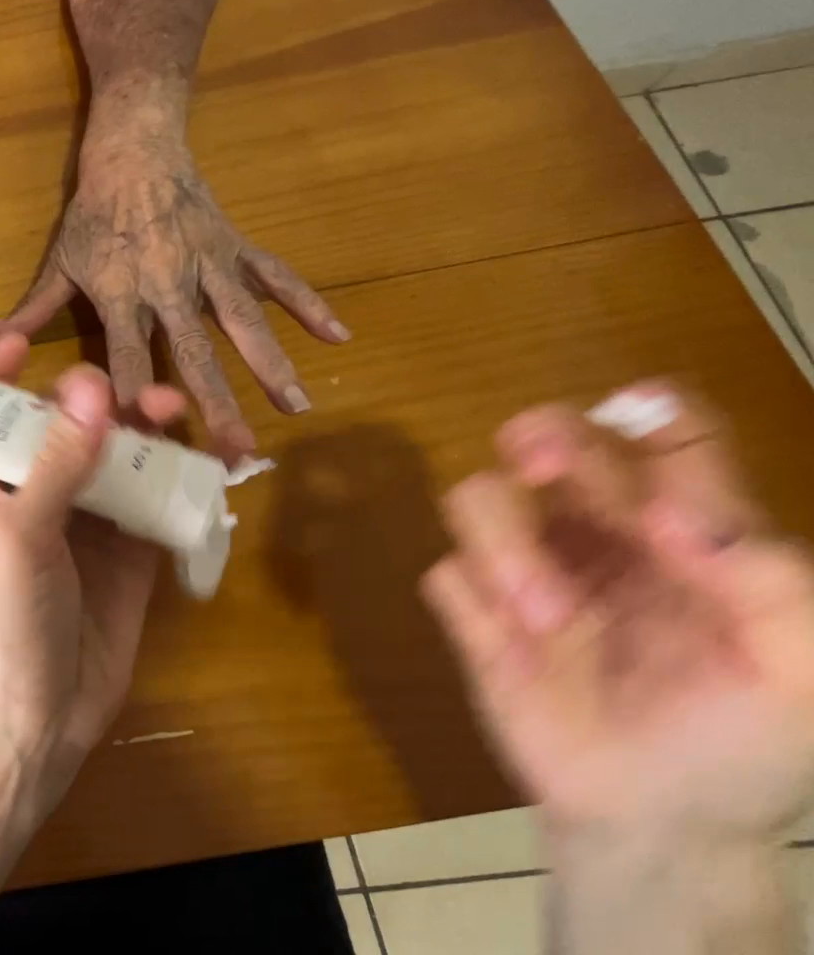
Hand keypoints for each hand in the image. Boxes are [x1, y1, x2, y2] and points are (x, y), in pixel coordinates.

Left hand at [0, 111, 347, 459]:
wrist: (134, 151)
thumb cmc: (91, 215)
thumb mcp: (57, 264)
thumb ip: (30, 308)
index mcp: (121, 294)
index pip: (129, 354)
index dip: (138, 394)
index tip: (152, 437)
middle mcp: (169, 285)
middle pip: (194, 350)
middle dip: (217, 400)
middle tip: (239, 447)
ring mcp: (209, 265)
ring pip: (244, 320)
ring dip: (271, 362)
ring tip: (297, 406)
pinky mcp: (237, 246)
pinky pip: (277, 275)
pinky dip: (308, 301)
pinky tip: (339, 335)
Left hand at [0, 334, 183, 787]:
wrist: (38, 714)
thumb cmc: (6, 616)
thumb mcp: (22, 532)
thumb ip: (57, 460)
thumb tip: (89, 381)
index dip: (1, 375)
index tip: (23, 335)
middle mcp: (39, 491)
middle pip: (72, 428)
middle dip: (104, 402)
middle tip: (149, 393)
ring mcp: (88, 520)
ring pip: (120, 458)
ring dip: (150, 434)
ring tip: (182, 417)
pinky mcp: (131, 552)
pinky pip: (156, 501)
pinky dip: (180, 478)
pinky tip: (209, 459)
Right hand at [424, 383, 813, 840]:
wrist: (650, 816)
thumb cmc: (740, 743)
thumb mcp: (800, 673)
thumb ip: (771, 585)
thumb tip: (673, 516)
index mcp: (684, 535)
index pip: (670, 444)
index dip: (655, 415)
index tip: (637, 409)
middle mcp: (599, 536)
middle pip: (548, 444)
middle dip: (538, 437)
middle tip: (538, 465)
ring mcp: (528, 571)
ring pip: (477, 498)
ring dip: (502, 546)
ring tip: (544, 619)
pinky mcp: (475, 614)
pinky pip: (447, 576)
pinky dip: (474, 602)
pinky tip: (513, 648)